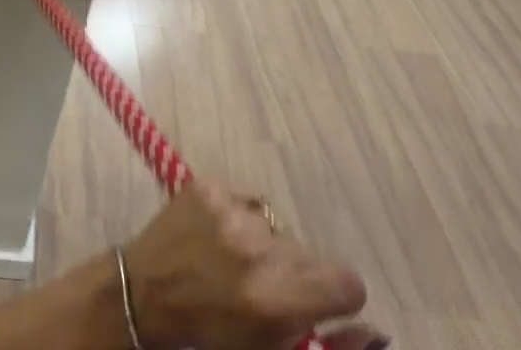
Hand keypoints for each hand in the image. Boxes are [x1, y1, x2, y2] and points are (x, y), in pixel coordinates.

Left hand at [120, 179, 378, 349]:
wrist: (141, 295)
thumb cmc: (208, 334)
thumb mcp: (269, 349)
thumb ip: (330, 342)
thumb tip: (378, 331)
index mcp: (277, 300)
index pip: (347, 282)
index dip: (334, 295)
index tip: (312, 301)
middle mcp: (258, 251)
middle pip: (310, 254)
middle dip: (294, 272)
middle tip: (260, 285)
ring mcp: (231, 213)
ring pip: (279, 227)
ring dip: (265, 243)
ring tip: (231, 259)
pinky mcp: (209, 186)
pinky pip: (249, 198)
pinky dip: (240, 215)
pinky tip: (217, 234)